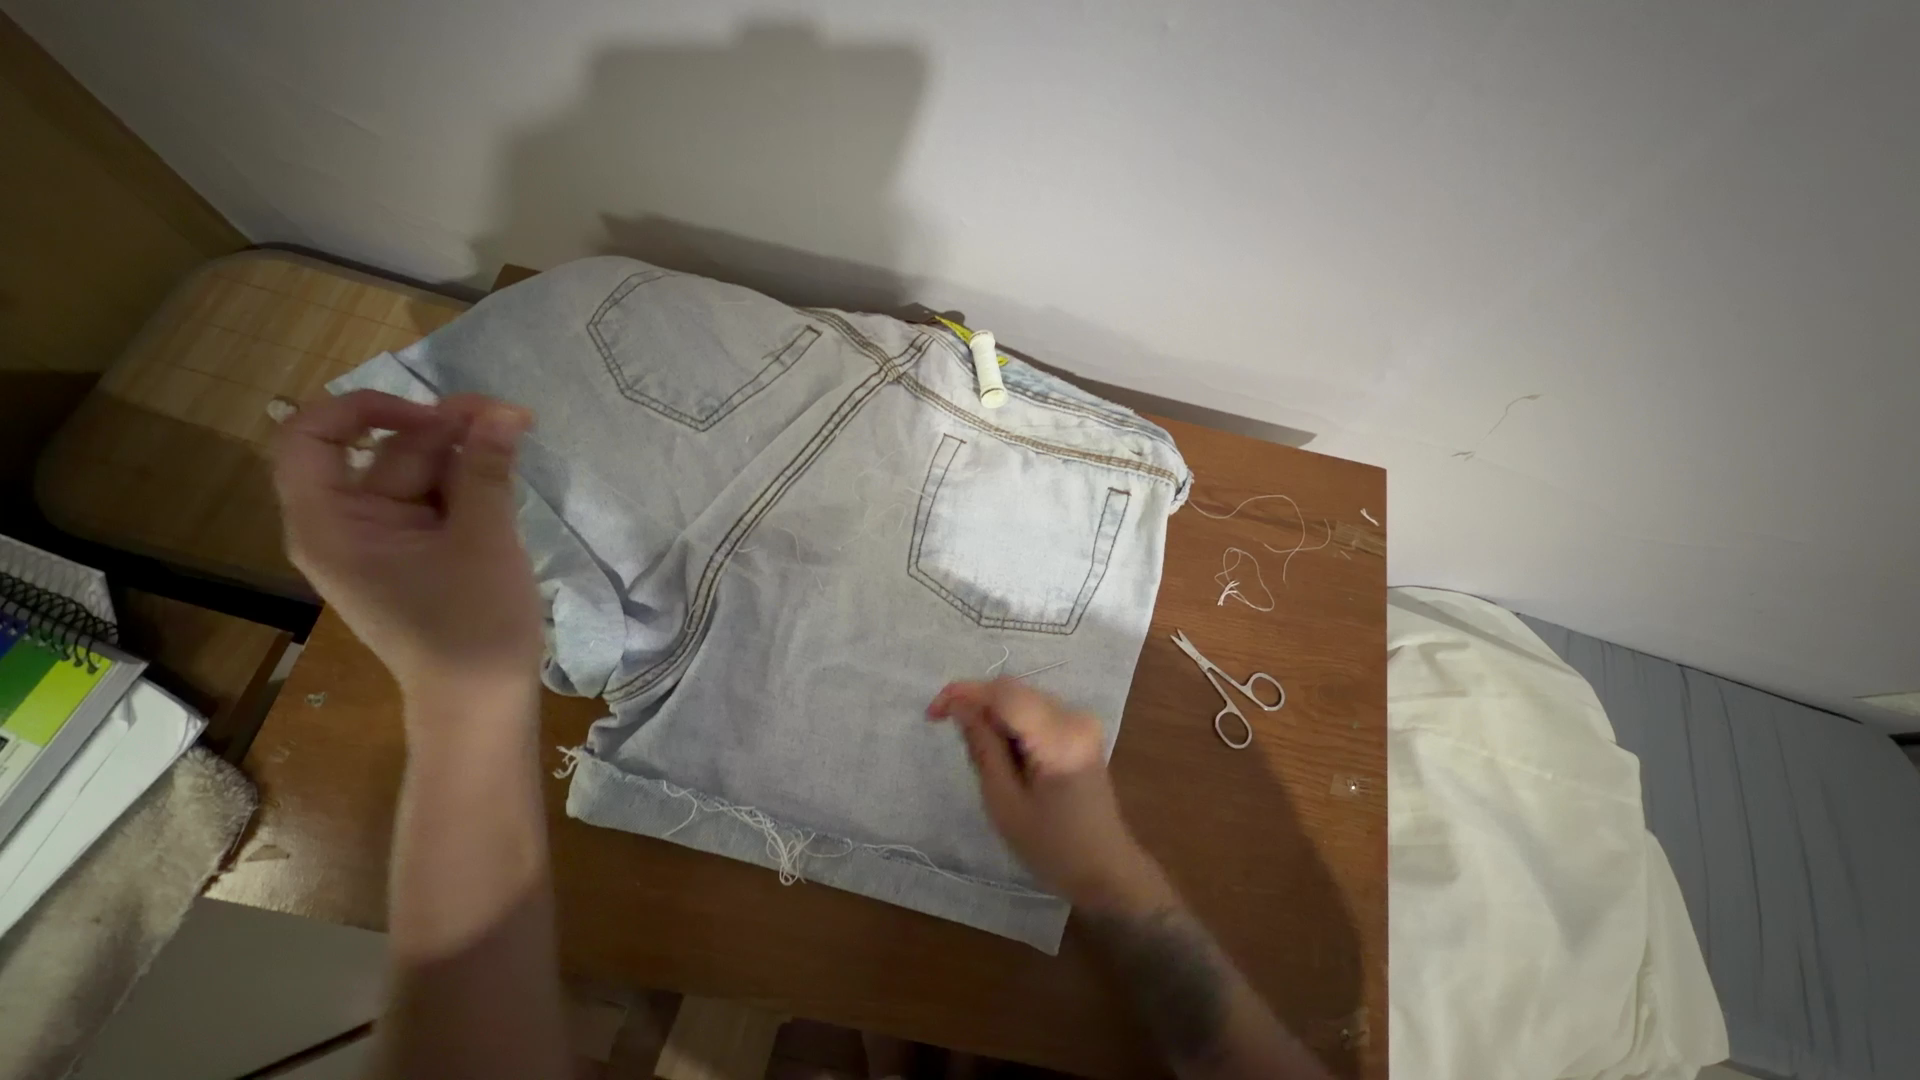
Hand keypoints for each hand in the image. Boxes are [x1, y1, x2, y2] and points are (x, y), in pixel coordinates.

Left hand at [273, 389, 541, 712]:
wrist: (481, 702)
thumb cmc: (471, 624)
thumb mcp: (483, 540)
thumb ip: (486, 470)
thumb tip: (501, 411)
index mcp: (332, 524)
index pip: (312, 437)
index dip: (366, 408)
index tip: (434, 415)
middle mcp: (348, 525)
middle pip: (384, 453)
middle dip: (445, 430)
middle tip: (511, 416)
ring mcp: (385, 541)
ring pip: (418, 475)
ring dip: (465, 454)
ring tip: (519, 436)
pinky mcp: (417, 555)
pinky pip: (435, 503)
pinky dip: (468, 484)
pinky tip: (505, 471)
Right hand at [927, 678, 1161, 906]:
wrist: (1105, 870)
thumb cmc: (1052, 847)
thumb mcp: (1004, 802)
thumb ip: (982, 747)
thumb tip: (961, 706)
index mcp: (1058, 737)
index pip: (1004, 692)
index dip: (963, 693)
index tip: (932, 715)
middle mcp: (1074, 717)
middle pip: (1013, 691)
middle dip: (976, 706)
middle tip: (954, 739)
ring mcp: (1081, 721)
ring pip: (1022, 699)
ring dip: (993, 717)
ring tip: (981, 757)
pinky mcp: (1080, 730)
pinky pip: (1035, 712)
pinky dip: (1011, 725)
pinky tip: (1004, 756)